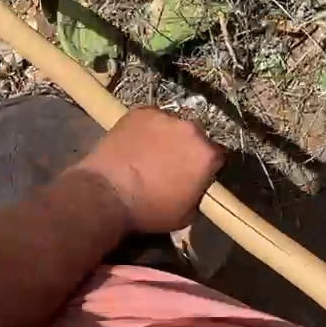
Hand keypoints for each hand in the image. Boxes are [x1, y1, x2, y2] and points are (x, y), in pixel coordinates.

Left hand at [70, 108, 222, 233]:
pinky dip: (146, 128)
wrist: (108, 193)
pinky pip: (150, 118)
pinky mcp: (141, 112)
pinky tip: (135, 142)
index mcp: (206, 154)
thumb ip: (198, 194)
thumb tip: (196, 185)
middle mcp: (191, 129)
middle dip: (187, 147)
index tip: (196, 173)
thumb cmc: (150, 210)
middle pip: (195, 136)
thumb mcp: (187, 214)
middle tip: (171, 162)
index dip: (207, 166)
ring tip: (149, 151)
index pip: (217, 155)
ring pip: (172, 125)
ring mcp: (164, 117)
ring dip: (166, 136)